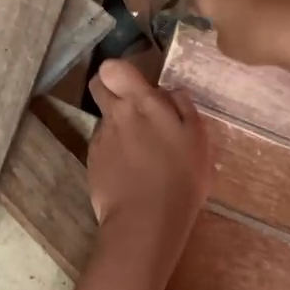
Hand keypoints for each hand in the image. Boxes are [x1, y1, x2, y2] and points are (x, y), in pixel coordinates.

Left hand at [85, 59, 213, 246]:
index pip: (113, 68)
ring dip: (118, 129)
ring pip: (105, 121)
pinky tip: (131, 174)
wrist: (146, 221)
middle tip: (135, 111)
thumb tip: (169, 92)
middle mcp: (114, 115)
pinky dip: (114, 155)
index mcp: (140, 103)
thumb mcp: (197, 139)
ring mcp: (100, 140)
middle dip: (110, 91)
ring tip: (141, 155)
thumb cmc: (180, 177)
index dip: (119, 72)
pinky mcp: (92, 163)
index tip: (133, 83)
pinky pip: (103, 148)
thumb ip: (182, 107)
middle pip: (99, 87)